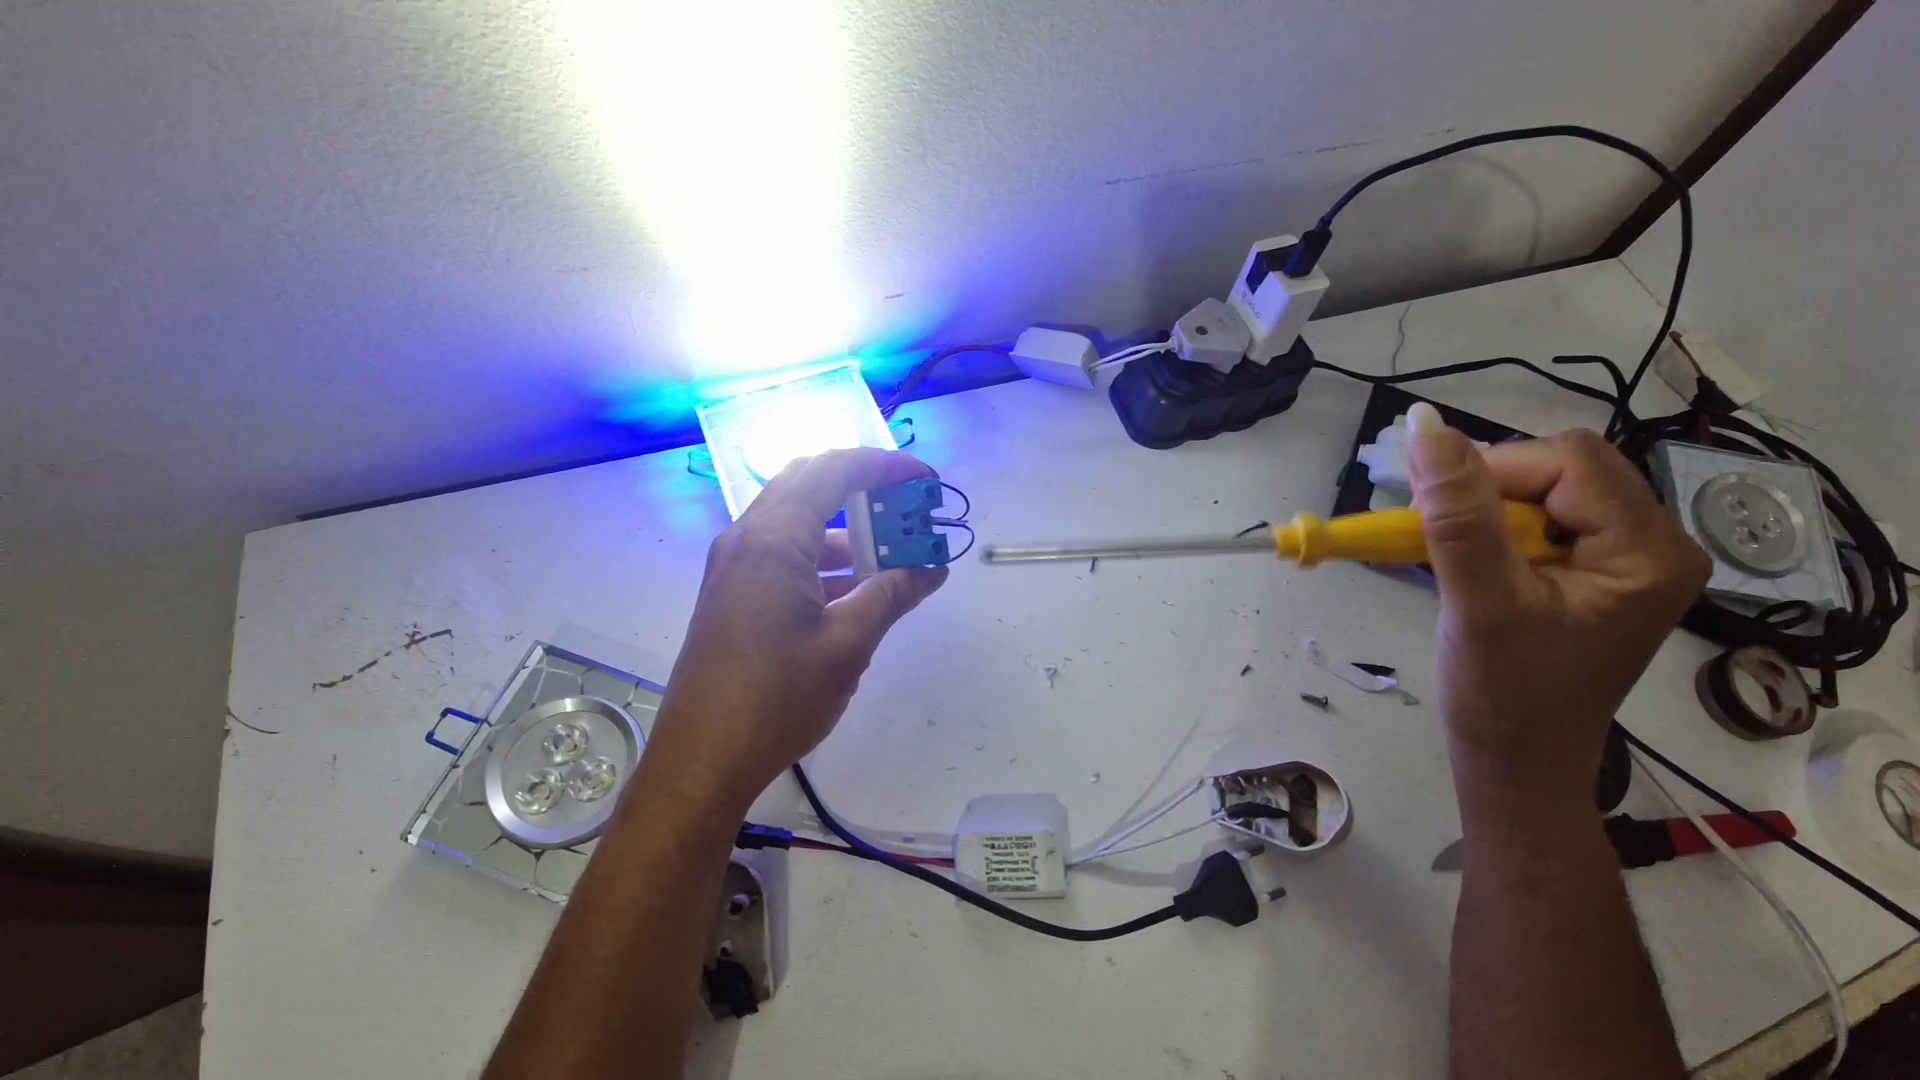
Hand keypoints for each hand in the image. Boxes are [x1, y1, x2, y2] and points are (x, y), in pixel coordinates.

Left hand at [644, 449, 948, 809]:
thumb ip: (892, 595)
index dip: (885, 465)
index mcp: (773, 538)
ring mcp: (734, 566)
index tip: (926, 480)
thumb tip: (932, 568)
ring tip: (894, 555)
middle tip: (909, 507)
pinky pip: (783, 554)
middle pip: (810, 483)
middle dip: (865, 487)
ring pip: (796, 521)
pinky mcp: (732, 594)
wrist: (702, 758)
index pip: (834, 470)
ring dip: (845, 527)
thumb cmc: (777, 697)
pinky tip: (857, 591)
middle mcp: (747, 538)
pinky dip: (823, 558)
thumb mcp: (847, 645)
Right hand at [1408, 414, 1708, 809]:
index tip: (1428, 507)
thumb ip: (1457, 516)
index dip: (1490, 468)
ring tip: (1445, 547)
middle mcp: (1655, 543)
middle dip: (1485, 485)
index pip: (1568, 460)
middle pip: (1562, 466)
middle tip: (1432, 529)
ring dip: (1482, 504)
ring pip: (1545, 486)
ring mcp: (1627, 557)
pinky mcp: (1595, 570)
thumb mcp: (1479, 605)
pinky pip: (1540, 515)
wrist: (1515, 763)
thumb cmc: (1504, 697)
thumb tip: (1425, 425)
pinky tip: (1466, 556)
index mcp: (1650, 551)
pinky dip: (1490, 523)